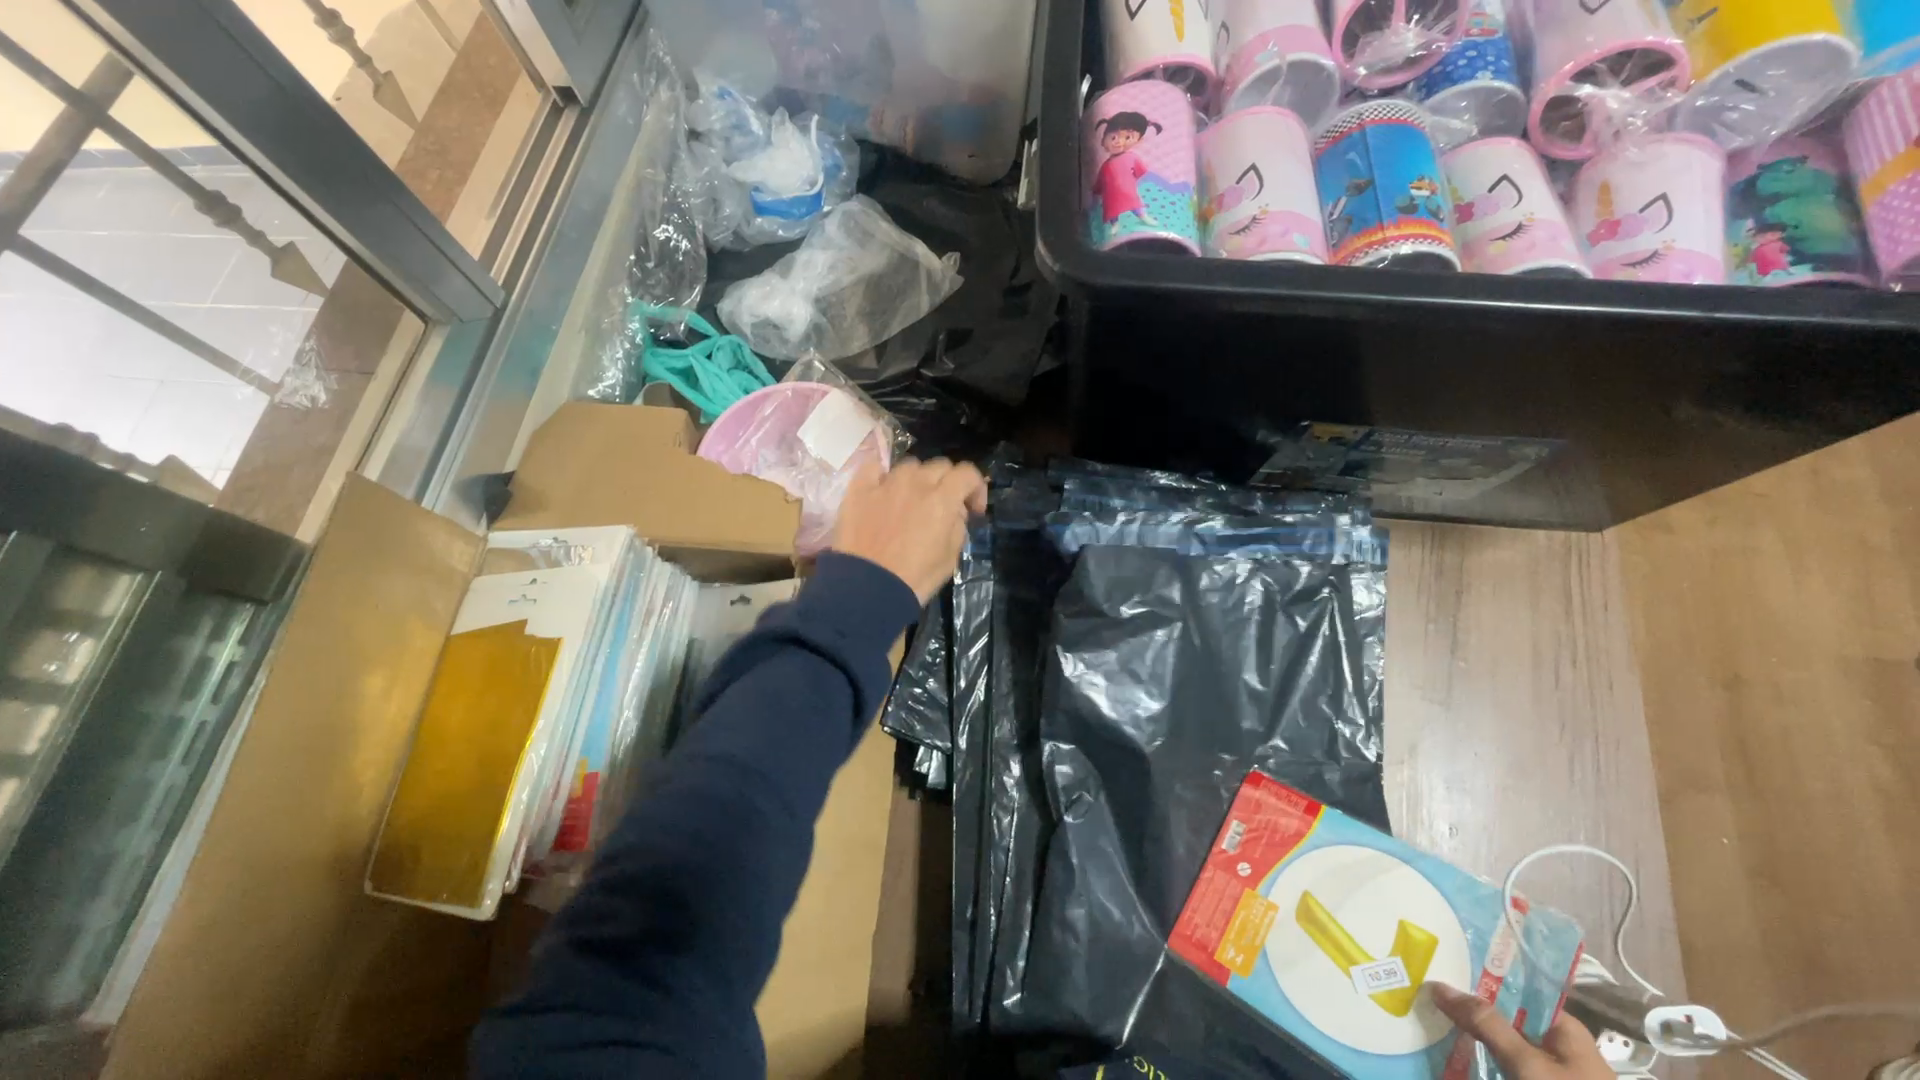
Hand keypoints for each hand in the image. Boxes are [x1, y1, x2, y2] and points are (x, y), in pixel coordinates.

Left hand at [831, 457, 986, 603]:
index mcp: (942, 499)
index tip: (973, 508)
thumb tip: (954, 511)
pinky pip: (874, 468)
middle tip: (944, 505)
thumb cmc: (915, 578)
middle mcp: (916, 483)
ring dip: (917, 479)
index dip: (976, 487)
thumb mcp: (950, 557)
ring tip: (912, 499)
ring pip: (909, 466)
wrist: (868, 588)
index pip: (967, 473)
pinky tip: (883, 488)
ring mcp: (885, 484)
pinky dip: (883, 474)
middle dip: (948, 482)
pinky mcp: (859, 489)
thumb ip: (958, 526)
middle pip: (939, 466)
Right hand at [1430, 983, 1614, 1079]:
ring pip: (1501, 1045)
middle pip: (1505, 1017)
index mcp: (1564, 1028)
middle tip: (1429, 997)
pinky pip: (1503, 1067)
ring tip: (1432, 1023)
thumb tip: (1439, 986)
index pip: (1516, 991)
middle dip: (1470, 1011)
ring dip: (1472, 1038)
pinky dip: (1481, 1062)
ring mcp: (1546, 1071)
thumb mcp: (1527, 1063)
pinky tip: (1452, 1058)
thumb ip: (1486, 1024)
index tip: (1442, 973)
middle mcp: (1556, 1044)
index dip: (1479, 980)